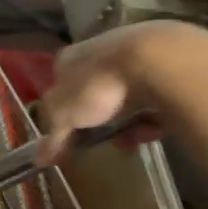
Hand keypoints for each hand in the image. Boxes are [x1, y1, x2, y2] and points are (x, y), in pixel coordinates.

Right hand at [36, 21, 207, 163]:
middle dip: (105, 122)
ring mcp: (136, 51)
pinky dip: (156, 111)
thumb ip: (53, 137)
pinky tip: (160, 123)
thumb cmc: (101, 85)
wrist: (158, 61)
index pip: (61, 88)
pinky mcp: (169, 58)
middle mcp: (100, 49)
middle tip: (113, 140)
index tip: (76, 136)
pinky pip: (157, 92)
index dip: (68, 115)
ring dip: (132, 122)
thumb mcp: (66, 115)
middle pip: (98, 95)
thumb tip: (38, 159)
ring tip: (141, 135)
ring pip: (129, 96)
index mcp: (70, 58)